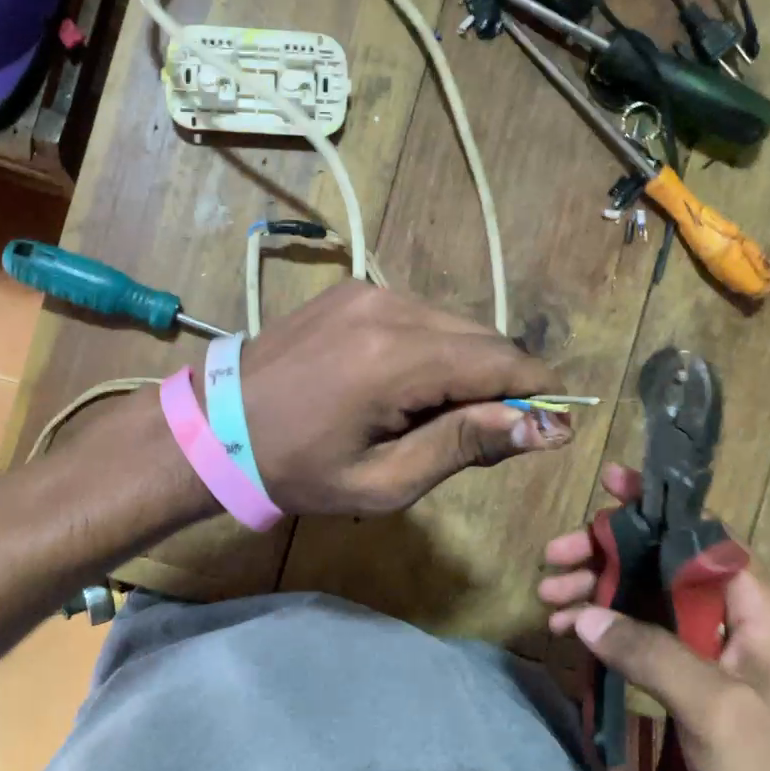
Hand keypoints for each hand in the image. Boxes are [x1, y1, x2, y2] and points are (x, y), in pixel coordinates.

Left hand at [220, 281, 571, 515]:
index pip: (501, 361)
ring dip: (463, 366)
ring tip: (427, 414)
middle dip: (498, 383)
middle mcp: (389, 306)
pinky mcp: (352, 289)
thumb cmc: (298, 469)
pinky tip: (401, 385)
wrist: (217, 427)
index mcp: (395, 358)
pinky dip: (430, 349)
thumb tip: (541, 425)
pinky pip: (419, 316)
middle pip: (481, 339)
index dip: (538, 391)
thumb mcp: (383, 481)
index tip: (552, 424)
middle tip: (478, 434)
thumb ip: (463, 445)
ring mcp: (368, 291)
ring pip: (453, 325)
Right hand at [539, 465, 769, 770]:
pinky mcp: (695, 692)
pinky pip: (645, 648)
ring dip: (599, 600)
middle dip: (607, 559)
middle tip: (553, 561)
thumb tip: (585, 615)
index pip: (704, 538)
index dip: (656, 509)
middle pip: (663, 569)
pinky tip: (573, 642)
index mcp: (760, 611)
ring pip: (647, 607)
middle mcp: (736, 624)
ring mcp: (714, 659)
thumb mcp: (717, 707)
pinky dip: (609, 640)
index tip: (607, 486)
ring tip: (547, 604)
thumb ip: (651, 653)